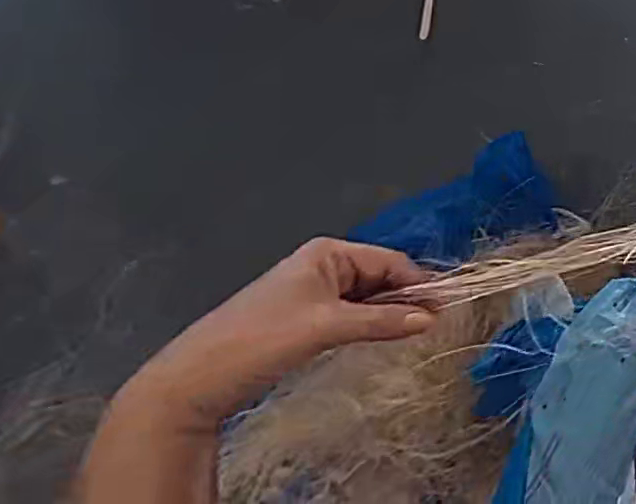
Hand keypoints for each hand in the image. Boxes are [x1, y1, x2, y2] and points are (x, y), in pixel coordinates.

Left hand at [119, 238, 434, 429]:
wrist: (190, 383)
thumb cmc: (260, 340)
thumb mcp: (326, 328)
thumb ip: (380, 321)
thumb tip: (429, 320)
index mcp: (328, 252)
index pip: (388, 261)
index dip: (417, 282)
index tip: (445, 307)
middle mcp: (322, 264)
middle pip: (377, 276)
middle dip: (404, 297)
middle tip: (433, 323)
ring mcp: (311, 291)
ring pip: (364, 296)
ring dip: (387, 312)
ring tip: (414, 330)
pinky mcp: (302, 317)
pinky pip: (348, 313)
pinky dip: (367, 323)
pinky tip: (381, 336)